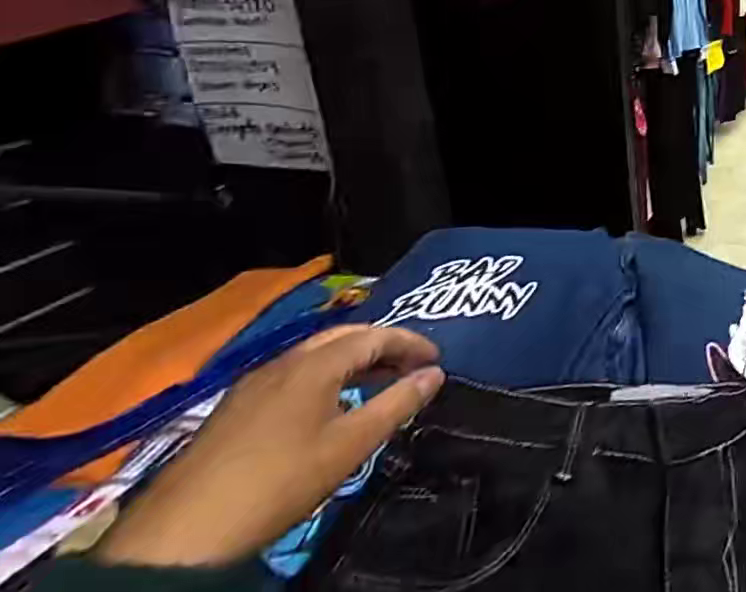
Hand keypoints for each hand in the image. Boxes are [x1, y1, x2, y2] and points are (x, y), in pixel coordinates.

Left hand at [95, 325, 443, 567]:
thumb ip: (399, 402)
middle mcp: (281, 365)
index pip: (376, 336)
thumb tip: (435, 374)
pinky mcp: (232, 411)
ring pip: (315, 356)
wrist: (176, 541)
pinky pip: (292, 376)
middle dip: (383, 345)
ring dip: (354, 361)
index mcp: (313, 366)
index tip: (436, 362)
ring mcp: (250, 388)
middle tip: (411, 365)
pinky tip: (332, 405)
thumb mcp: (352, 444)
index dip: (412, 343)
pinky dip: (325, 377)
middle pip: (343, 338)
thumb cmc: (279, 482)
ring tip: (380, 383)